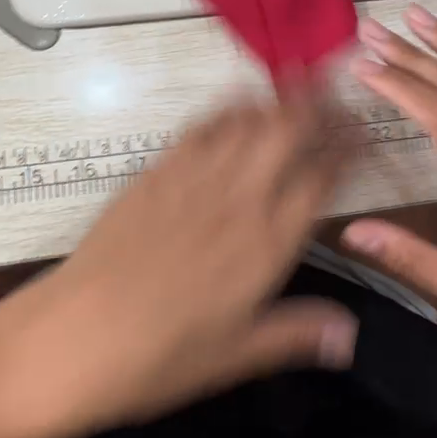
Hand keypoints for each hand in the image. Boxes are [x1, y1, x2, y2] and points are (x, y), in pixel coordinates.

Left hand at [0, 94, 357, 437]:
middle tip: (337, 90)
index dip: (347, 150)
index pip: (321, 181)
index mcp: (265, 245)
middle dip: (318, 106)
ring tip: (300, 78)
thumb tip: (350, 334)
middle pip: (287, 134)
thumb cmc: (158, 360)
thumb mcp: (235, 357)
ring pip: (246, 122)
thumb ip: (294, 335)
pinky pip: (199, 128)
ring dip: (277, 96)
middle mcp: (236, 201)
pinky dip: (226, 108)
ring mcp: (192, 181)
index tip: (364, 133)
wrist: (73, 339)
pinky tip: (238, 101)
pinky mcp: (154, 174)